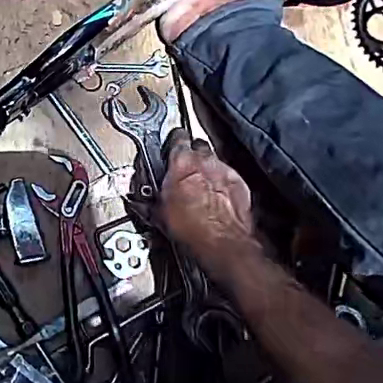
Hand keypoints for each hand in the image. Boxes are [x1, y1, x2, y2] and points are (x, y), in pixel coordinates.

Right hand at [154, 130, 267, 273]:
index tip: (170, 147)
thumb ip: (151, 198)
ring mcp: (225, 171)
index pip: (177, 137)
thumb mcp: (159, 213)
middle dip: (191, 155)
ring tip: (200, 187)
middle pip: (198, 146)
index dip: (173, 141)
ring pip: (214, 161)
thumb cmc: (192, 228)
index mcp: (182, 162)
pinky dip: (223, 184)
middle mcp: (205, 161)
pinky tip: (216, 198)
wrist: (223, 245)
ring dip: (207, 170)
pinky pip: (229, 177)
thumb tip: (141, 202)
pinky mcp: (240, 185)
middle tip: (183, 170)